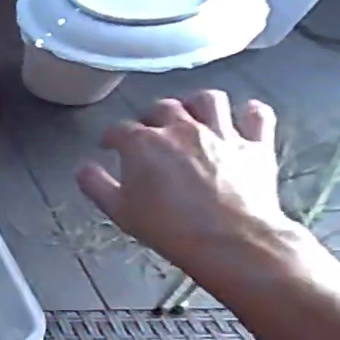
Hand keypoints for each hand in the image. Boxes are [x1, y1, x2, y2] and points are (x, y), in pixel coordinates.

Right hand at [76, 90, 308, 283]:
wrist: (228, 239)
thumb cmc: (166, 226)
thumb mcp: (117, 211)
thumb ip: (95, 185)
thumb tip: (83, 168)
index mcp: (144, 144)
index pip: (120, 129)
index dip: (111, 137)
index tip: (109, 146)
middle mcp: (182, 129)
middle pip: (163, 106)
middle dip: (150, 115)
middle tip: (147, 129)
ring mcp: (222, 133)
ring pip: (209, 99)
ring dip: (196, 103)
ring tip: (190, 114)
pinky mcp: (256, 144)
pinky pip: (257, 114)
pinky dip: (248, 112)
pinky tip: (241, 118)